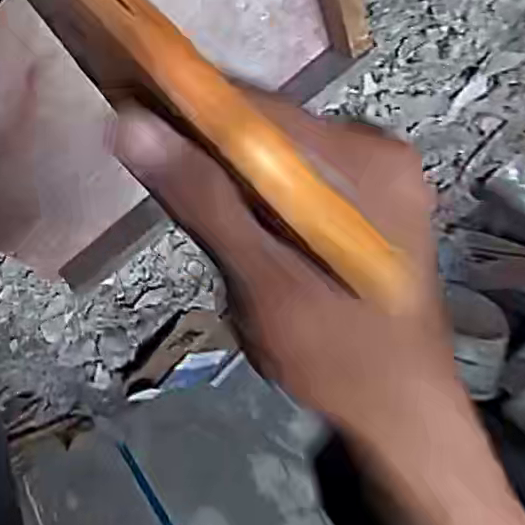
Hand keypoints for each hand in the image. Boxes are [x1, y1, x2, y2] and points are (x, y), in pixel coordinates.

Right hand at [111, 97, 524, 524]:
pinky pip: (277, 170)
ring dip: (212, 163)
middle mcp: (373, 151)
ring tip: (166, 182)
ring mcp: (367, 174)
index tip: (124, 103)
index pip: (255, 107)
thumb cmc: (338, 357)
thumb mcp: (262, 278)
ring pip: (264, 148)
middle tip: (140, 156)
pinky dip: (236, 183)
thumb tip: (128, 123)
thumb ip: (199, 196)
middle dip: (197, 140)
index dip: (184, 101)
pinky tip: (213, 209)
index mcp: (367, 160)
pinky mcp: (352, 197)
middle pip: (260, 124)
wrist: (401, 423)